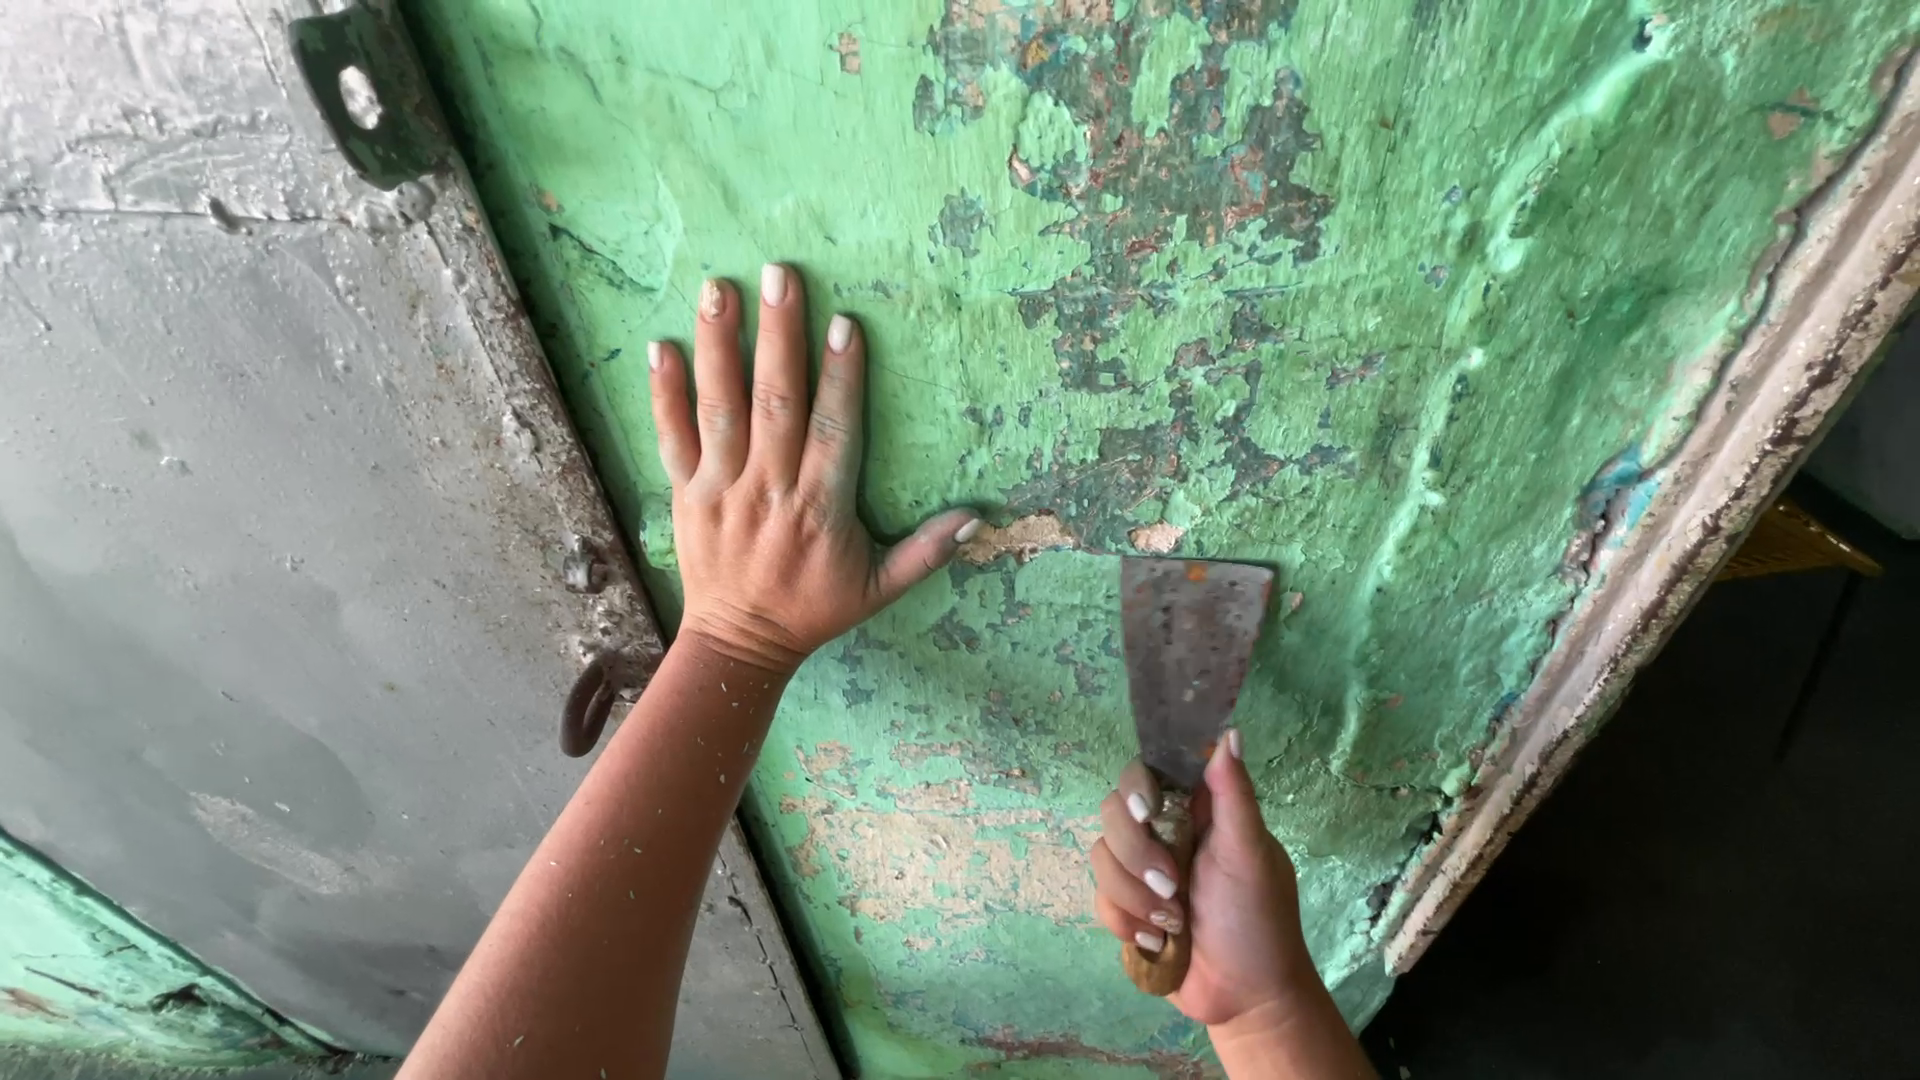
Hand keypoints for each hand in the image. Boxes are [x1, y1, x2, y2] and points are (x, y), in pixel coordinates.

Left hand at [649, 265, 979, 671]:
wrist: (740, 644)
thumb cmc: (814, 610)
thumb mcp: (880, 589)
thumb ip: (926, 552)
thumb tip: (979, 519)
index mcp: (820, 509)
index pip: (834, 432)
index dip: (841, 378)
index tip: (845, 325)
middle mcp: (769, 491)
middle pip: (776, 404)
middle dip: (778, 338)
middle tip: (780, 275)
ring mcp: (721, 490)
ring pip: (721, 410)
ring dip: (719, 348)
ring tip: (719, 289)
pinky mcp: (686, 495)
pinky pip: (673, 438)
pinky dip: (665, 393)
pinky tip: (661, 346)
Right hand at [1091, 730, 1320, 1027]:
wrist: (1249, 1000)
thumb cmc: (1258, 918)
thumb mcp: (1250, 853)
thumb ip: (1233, 794)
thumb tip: (1229, 732)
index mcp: (1189, 811)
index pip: (1143, 773)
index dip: (1135, 788)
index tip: (1146, 813)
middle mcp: (1159, 834)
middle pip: (1112, 814)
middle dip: (1137, 856)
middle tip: (1173, 885)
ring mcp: (1139, 872)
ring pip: (1102, 858)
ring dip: (1136, 896)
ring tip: (1174, 924)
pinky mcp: (1126, 909)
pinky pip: (1099, 901)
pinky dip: (1127, 924)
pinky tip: (1158, 942)